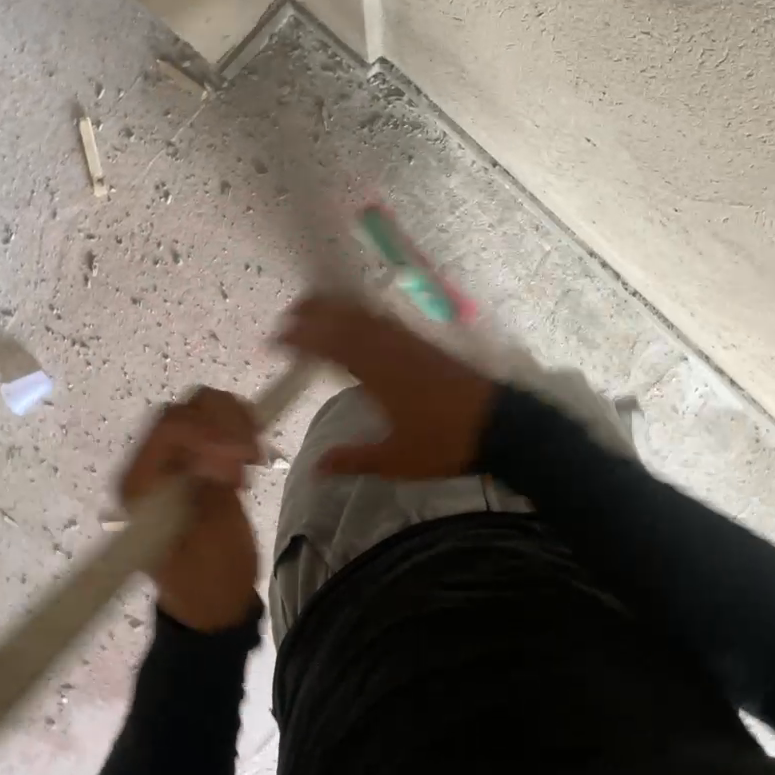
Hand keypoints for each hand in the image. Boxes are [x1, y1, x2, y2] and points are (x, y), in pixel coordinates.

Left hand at [119, 388, 260, 631]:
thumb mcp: (213, 537)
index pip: (168, 428)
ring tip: (253, 456)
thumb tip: (218, 449)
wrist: (213, 600)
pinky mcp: (193, 456)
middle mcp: (147, 463)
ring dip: (234, 422)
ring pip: (200, 407)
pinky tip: (251, 449)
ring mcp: (170, 458)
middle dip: (225, 425)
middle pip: (184, 411)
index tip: (243, 457)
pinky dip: (237, 423)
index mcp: (139, 484)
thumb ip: (210, 486)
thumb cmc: (210, 578)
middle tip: (253, 458)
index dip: (209, 431)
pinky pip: (213, 420)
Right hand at [277, 294, 496, 479]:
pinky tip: (359, 319)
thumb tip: (317, 467)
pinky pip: (386, 319)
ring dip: (338, 307)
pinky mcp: (424, 343)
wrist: (498, 424)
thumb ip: (354, 459)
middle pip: (346, 319)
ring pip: (366, 314)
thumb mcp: (395, 460)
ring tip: (316, 308)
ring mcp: (409, 342)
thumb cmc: (444, 443)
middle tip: (290, 314)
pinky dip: (364, 313)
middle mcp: (390, 350)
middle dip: (316, 311)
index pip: (330, 346)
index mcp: (376, 374)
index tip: (277, 339)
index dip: (301, 338)